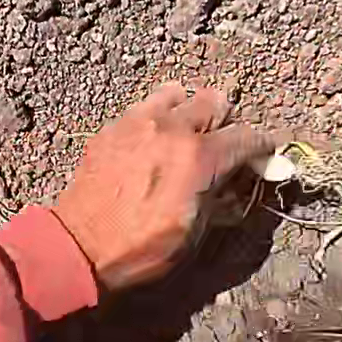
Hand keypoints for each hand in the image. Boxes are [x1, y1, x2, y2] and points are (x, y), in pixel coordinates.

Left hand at [54, 83, 271, 291]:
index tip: (263, 157)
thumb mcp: (193, 233)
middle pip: (214, 101)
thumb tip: (233, 185)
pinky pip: (140, 108)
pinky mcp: (109, 130)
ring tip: (181, 133)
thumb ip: (219, 199)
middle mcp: (170, 129)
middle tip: (218, 144)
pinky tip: (149, 141)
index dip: (263, 148)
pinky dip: (152, 118)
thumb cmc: (138, 247)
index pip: (249, 137)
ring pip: (174, 94)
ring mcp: (136, 124)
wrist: (77, 246)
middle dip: (223, 121)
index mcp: (199, 157)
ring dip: (185, 109)